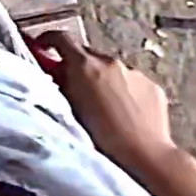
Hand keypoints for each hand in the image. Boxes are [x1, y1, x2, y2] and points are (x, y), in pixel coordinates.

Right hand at [28, 31, 177, 173]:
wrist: (144, 156)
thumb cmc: (100, 138)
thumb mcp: (68, 107)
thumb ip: (60, 83)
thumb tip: (54, 71)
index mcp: (84, 64)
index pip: (60, 38)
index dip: (47, 40)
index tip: (42, 48)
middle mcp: (110, 62)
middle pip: (86, 55)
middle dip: (77, 67)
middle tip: (73, 89)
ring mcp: (134, 73)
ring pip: (110, 70)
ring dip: (102, 81)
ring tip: (102, 109)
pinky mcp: (152, 86)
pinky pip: (132, 82)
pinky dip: (124, 92)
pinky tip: (124, 114)